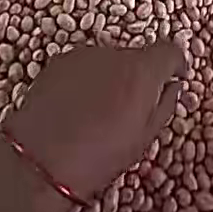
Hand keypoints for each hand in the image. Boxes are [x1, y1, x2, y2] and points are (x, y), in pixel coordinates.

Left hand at [7, 41, 186, 195]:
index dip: (174, 64)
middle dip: (139, 76)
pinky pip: (85, 65)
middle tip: (130, 109)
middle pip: (137, 56)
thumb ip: (164, 105)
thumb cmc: (98, 157)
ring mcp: (84, 54)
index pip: (169, 50)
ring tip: (99, 112)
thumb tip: (173, 85)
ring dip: (112, 77)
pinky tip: (77, 108)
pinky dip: (88, 79)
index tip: (173, 79)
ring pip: (110, 60)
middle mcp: (114, 53)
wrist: (37, 161)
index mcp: (141, 71)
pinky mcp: (59, 60)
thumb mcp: (143, 139)